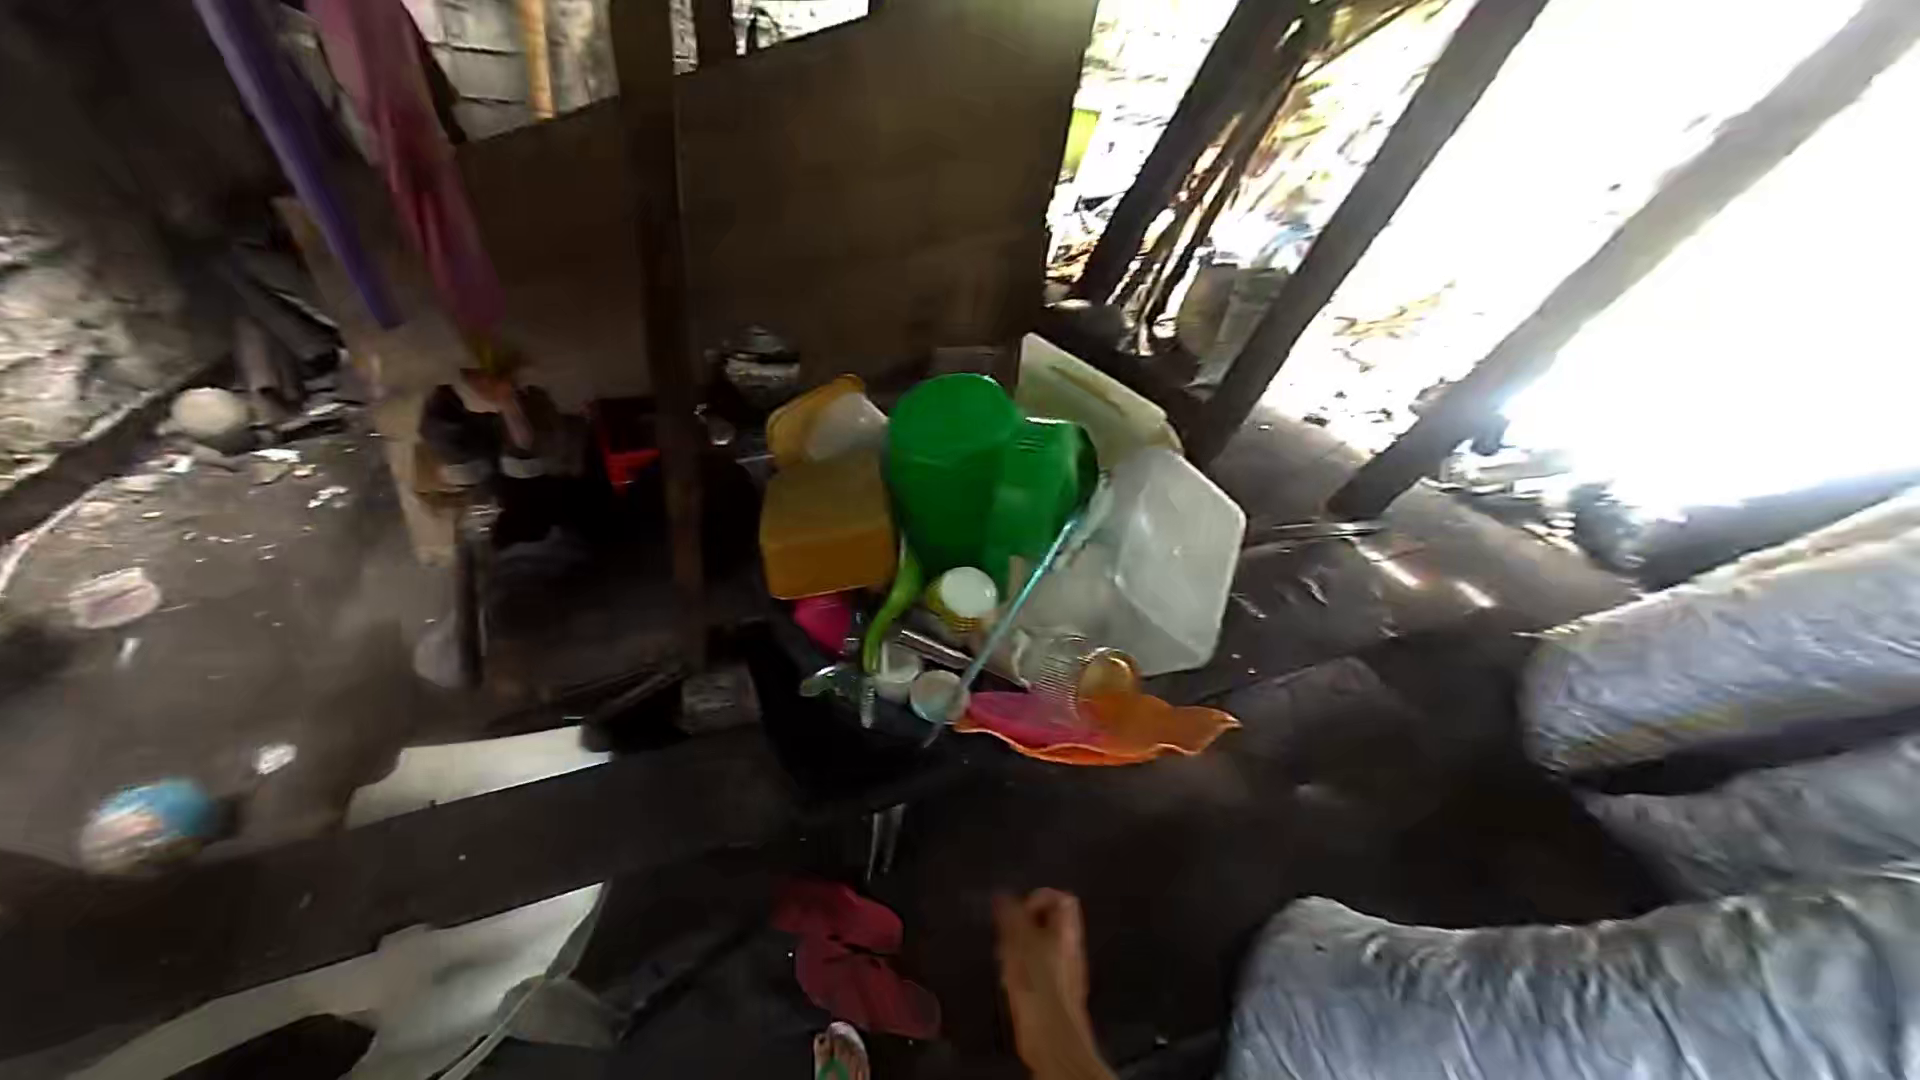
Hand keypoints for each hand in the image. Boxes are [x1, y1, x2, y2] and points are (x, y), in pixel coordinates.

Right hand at [994, 889, 1112, 1079]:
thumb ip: (1010, 914)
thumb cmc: (1038, 982)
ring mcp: (1064, 970)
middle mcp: (1069, 946)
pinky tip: (1011, 980)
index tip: (1020, 911)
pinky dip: (1023, 969)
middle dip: (1023, 925)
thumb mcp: (1019, 940)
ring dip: (1019, 947)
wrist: (1053, 1037)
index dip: (1038, 897)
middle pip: (1048, 921)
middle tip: (1008, 935)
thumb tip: (1002, 895)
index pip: (1061, 898)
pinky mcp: (1055, 991)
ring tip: (1006, 959)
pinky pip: (1038, 968)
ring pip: (1040, 945)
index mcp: (1066, 929)